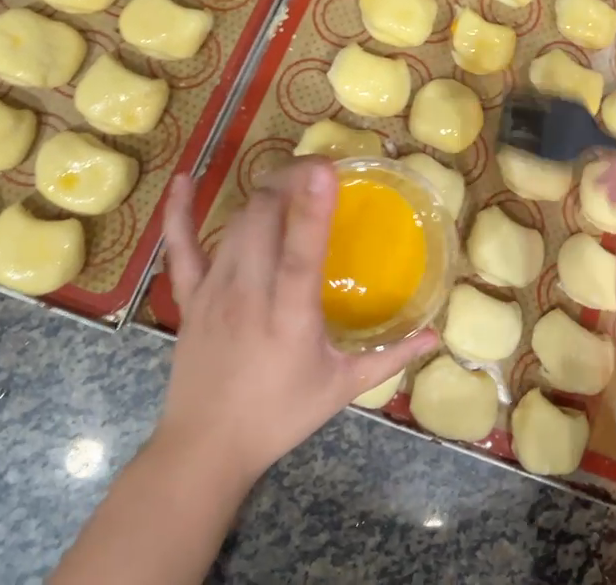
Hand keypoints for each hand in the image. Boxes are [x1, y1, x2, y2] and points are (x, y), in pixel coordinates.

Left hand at [153, 159, 438, 482]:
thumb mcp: (342, 389)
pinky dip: (180, 211)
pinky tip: (187, 179)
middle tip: (319, 171)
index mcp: (290, 319)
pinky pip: (180, 247)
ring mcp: (213, 292)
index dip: (312, 208)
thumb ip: (390, 358)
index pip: (300, 254)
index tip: (326, 168)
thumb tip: (436, 334)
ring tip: (290, 178)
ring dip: (263, 193)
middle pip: (263, 220)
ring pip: (236, 224)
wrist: (206, 446)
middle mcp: (248, 296)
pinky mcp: (190, 297)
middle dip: (289, 181)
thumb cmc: (280, 416)